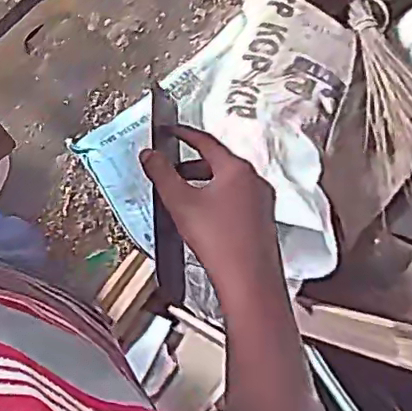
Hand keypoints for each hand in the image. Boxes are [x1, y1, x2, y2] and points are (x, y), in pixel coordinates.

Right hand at [140, 125, 282, 290]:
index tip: (171, 131)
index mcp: (236, 170)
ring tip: (180, 193)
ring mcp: (261, 201)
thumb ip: (161, 173)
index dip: (184, 134)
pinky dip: (214, 195)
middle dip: (190, 163)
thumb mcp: (178, 201)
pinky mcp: (261, 219)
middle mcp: (254, 181)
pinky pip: (235, 196)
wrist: (248, 279)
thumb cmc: (219, 240)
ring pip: (226, 180)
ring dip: (202, 180)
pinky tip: (200, 212)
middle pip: (217, 161)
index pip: (206, 142)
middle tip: (169, 168)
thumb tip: (149, 155)